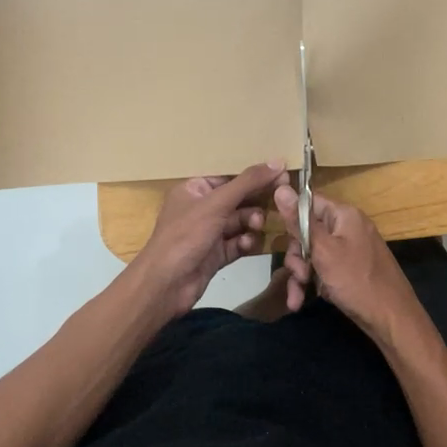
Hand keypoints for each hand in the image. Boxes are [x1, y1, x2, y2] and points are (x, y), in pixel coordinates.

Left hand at [131, 161, 286, 320]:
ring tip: (257, 225)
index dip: (255, 176)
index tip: (282, 176)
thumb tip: (279, 161)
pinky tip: (247, 244)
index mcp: (195, 190)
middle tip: (282, 200)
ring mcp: (209, 233)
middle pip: (239, 199)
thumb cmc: (185, 236)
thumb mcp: (217, 203)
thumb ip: (248, 182)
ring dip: (252, 222)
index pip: (230, 176)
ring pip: (241, 221)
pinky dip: (246, 242)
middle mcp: (202, 208)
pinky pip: (239, 242)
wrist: (165, 286)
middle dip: (257, 201)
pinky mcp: (216, 254)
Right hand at [274, 185, 423, 342]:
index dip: (291, 217)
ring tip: (297, 298)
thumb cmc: (356, 280)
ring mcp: (348, 249)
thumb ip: (301, 222)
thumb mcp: (324, 251)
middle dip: (296, 256)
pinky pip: (322, 269)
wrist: (390, 317)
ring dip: (300, 275)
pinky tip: (300, 302)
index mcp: (344, 214)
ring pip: (311, 254)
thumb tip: (281, 188)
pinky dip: (311, 283)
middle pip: (307, 231)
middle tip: (299, 274)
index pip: (309, 202)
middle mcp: (347, 227)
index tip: (280, 237)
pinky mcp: (347, 269)